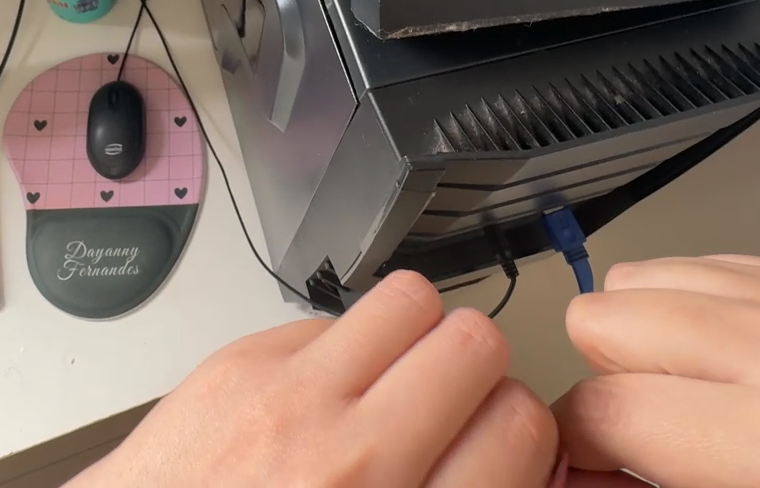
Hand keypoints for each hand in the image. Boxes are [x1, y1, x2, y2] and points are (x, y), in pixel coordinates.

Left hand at [71, 270, 561, 486]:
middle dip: (476, 366)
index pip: (521, 425)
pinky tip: (319, 389)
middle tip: (452, 396)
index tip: (500, 436)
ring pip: (406, 298)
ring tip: (394, 370)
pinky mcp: (238, 361)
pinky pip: (326, 318)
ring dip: (415, 331)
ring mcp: (289, 396)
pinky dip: (338, 347)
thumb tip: (501, 460)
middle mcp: (352, 458)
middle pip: (473, 341)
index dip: (520, 426)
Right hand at [552, 256, 759, 487]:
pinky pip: (690, 264)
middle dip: (611, 378)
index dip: (582, 444)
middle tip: (656, 428)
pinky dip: (690, 311)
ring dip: (646, 335)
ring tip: (699, 389)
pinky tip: (736, 363)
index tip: (599, 465)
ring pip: (633, 277)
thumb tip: (567, 474)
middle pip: (602, 317)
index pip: (608, 409)